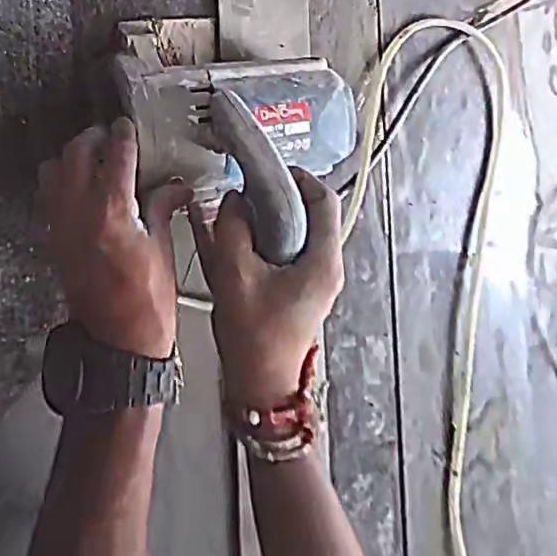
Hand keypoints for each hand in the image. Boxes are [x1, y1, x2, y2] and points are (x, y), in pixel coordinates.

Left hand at [38, 118, 193, 359]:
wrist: (117, 344)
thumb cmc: (146, 302)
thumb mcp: (161, 249)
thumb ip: (162, 208)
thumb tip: (177, 187)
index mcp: (112, 211)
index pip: (116, 154)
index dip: (123, 134)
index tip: (127, 127)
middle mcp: (79, 211)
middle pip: (77, 152)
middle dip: (94, 138)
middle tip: (110, 138)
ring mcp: (60, 224)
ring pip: (53, 169)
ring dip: (71, 158)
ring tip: (92, 160)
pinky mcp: (51, 238)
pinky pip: (45, 195)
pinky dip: (58, 182)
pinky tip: (77, 189)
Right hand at [187, 168, 343, 407]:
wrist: (259, 385)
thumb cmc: (254, 335)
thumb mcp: (234, 272)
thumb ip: (232, 227)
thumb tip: (233, 200)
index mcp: (322, 261)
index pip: (323, 200)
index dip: (297, 176)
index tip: (266, 170)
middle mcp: (324, 266)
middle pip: (308, 212)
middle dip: (276, 195)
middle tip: (245, 189)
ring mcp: (312, 278)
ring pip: (293, 229)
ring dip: (265, 215)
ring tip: (235, 210)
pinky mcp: (296, 287)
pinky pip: (282, 248)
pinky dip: (261, 235)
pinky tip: (232, 235)